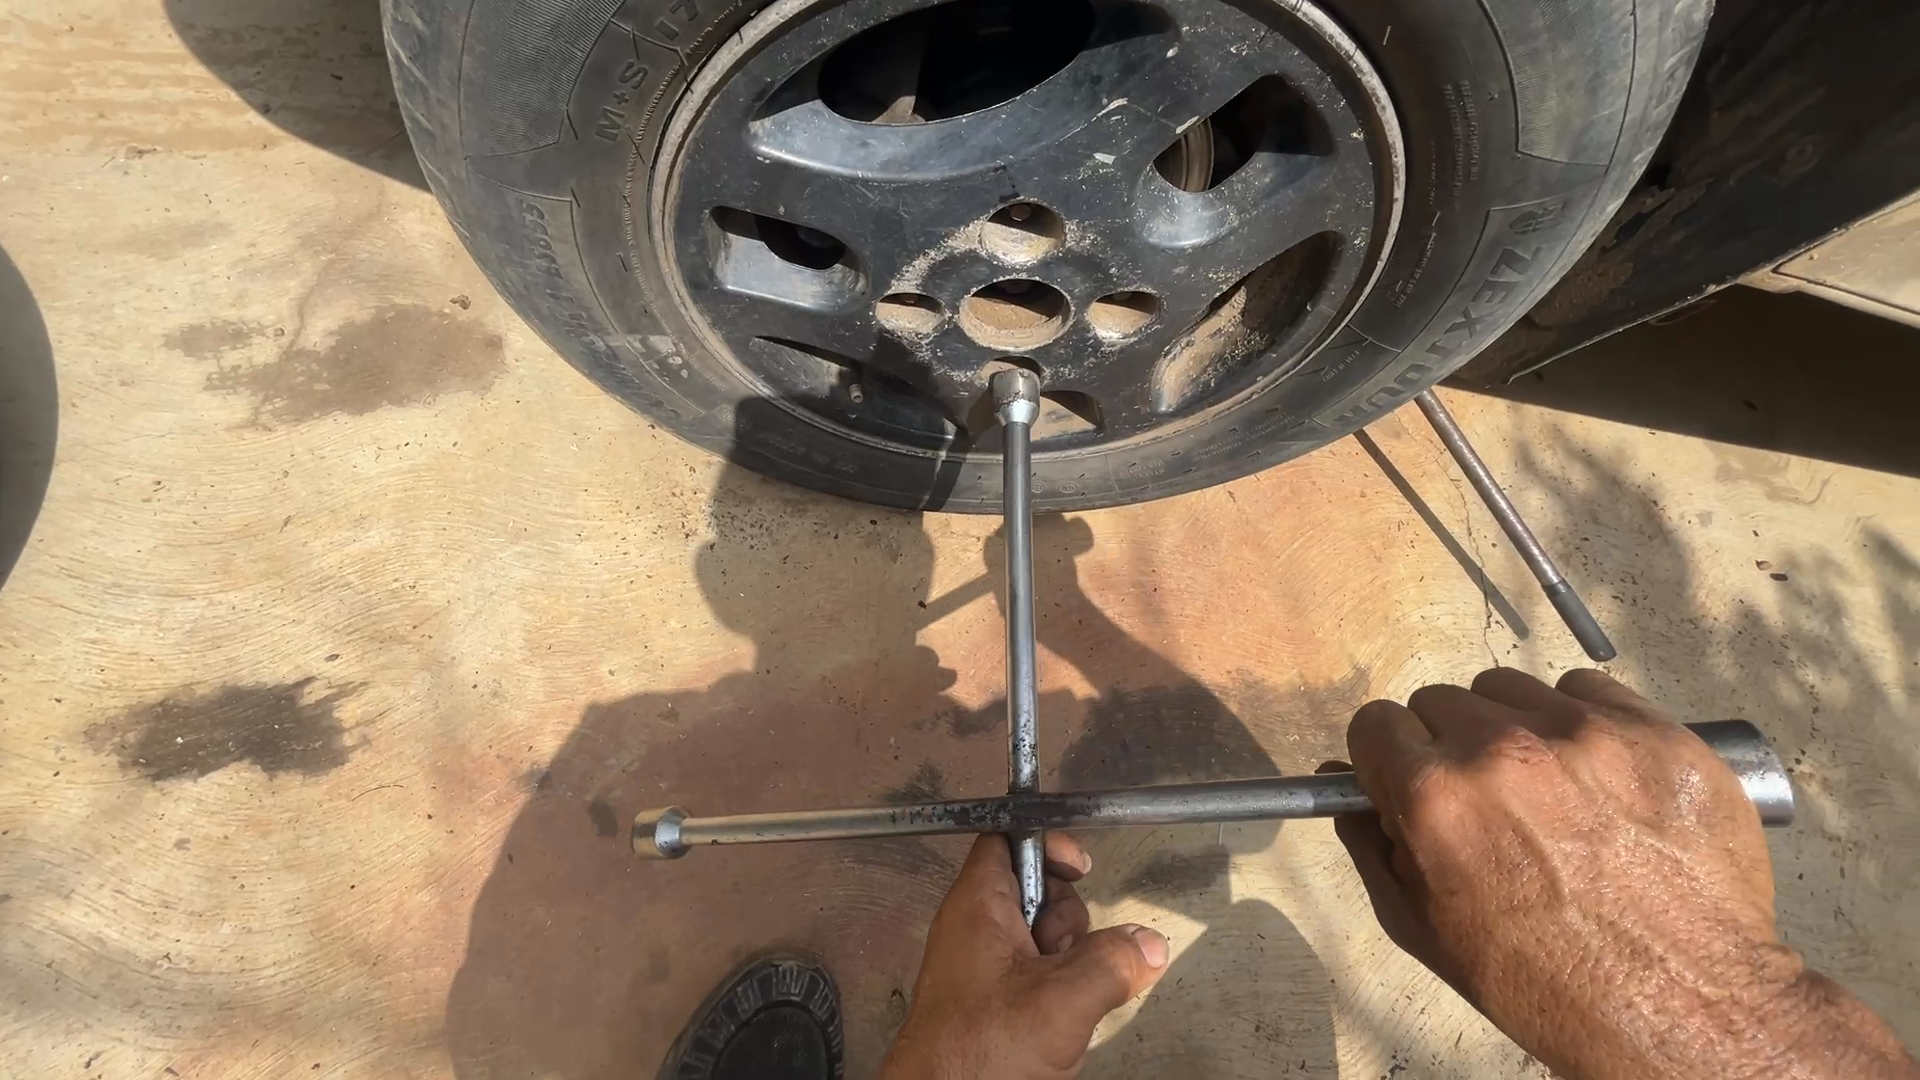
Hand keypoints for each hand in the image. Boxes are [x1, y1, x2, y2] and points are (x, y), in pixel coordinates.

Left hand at [881, 833, 1169, 1079]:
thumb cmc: (984, 1048)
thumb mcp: (1060, 1003)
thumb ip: (1110, 965)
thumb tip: (1151, 942)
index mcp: (978, 900)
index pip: (1009, 837)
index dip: (1048, 842)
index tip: (1081, 867)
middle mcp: (975, 921)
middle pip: (1035, 887)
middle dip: (1066, 917)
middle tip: (1061, 956)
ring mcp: (980, 959)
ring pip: (1040, 933)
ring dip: (1065, 960)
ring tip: (1057, 1000)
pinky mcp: (988, 994)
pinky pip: (1032, 968)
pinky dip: (1054, 985)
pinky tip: (1056, 1019)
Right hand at [1338, 667, 1917, 1079]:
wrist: (1689, 1012)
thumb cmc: (1534, 977)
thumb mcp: (1414, 923)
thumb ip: (1364, 838)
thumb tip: (1338, 774)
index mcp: (1429, 792)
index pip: (1374, 722)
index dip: (1385, 755)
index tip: (1408, 780)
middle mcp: (1495, 747)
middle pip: (1436, 700)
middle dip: (1444, 741)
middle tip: (1482, 793)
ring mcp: (1580, 733)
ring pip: (1504, 686)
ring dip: (1505, 722)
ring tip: (1542, 778)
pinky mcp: (1653, 733)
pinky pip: (1584, 686)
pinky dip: (1576, 716)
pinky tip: (1594, 767)